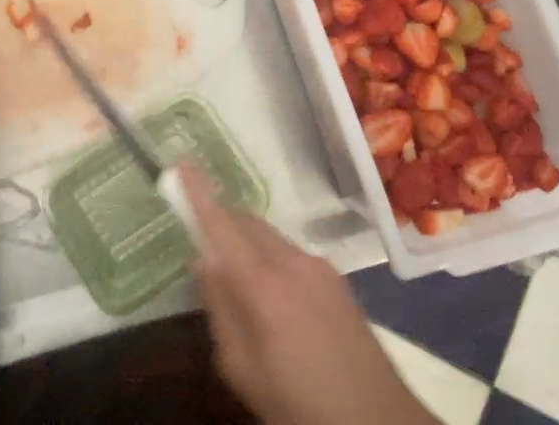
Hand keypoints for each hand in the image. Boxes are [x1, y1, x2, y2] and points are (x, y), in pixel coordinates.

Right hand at [182, 166, 436, 424]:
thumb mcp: (241, 368)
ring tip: (238, 282)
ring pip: (270, 238)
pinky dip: (270, 260)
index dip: (198, 192)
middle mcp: (293, 263)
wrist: (377, 424)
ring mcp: (321, 269)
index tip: (181, 161)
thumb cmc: (297, 402)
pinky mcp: (339, 282)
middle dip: (220, 220)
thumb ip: (220, 307)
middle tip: (200, 239)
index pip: (221, 226)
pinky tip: (274, 301)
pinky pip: (292, 255)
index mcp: (263, 285)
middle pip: (247, 223)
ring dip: (246, 243)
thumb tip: (203, 260)